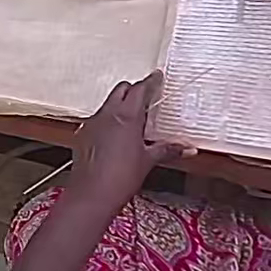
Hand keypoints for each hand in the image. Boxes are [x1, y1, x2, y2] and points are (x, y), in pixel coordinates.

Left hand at [68, 72, 192, 213]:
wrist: (91, 194)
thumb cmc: (120, 178)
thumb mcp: (148, 161)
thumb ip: (167, 150)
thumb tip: (187, 148)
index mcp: (126, 117)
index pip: (139, 89)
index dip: (150, 82)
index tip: (157, 77)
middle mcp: (107, 115)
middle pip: (121, 90)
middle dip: (134, 89)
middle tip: (147, 95)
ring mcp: (92, 124)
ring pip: (107, 104)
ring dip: (120, 104)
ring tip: (133, 117)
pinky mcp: (82, 135)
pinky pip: (97, 119)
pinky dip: (108, 119)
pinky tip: (115, 134)